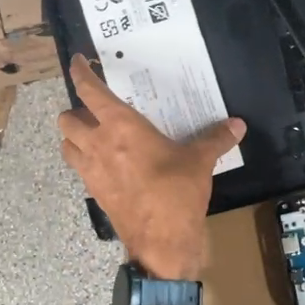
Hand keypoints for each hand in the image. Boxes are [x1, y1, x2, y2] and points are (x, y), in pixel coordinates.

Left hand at [58, 55, 244, 281]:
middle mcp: (98, 144)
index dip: (80, 73)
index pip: (89, 91)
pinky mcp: (96, 194)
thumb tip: (237, 125)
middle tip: (92, 112)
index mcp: (120, 126)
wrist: (162, 242)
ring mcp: (92, 172)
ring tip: (92, 137)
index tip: (77, 62)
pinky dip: (87, 164)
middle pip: (67, 119)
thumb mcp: (199, 162)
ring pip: (66, 145)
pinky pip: (81, 171)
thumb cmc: (176, 193)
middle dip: (75, 111)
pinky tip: (107, 167)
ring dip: (74, 138)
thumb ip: (215, 140)